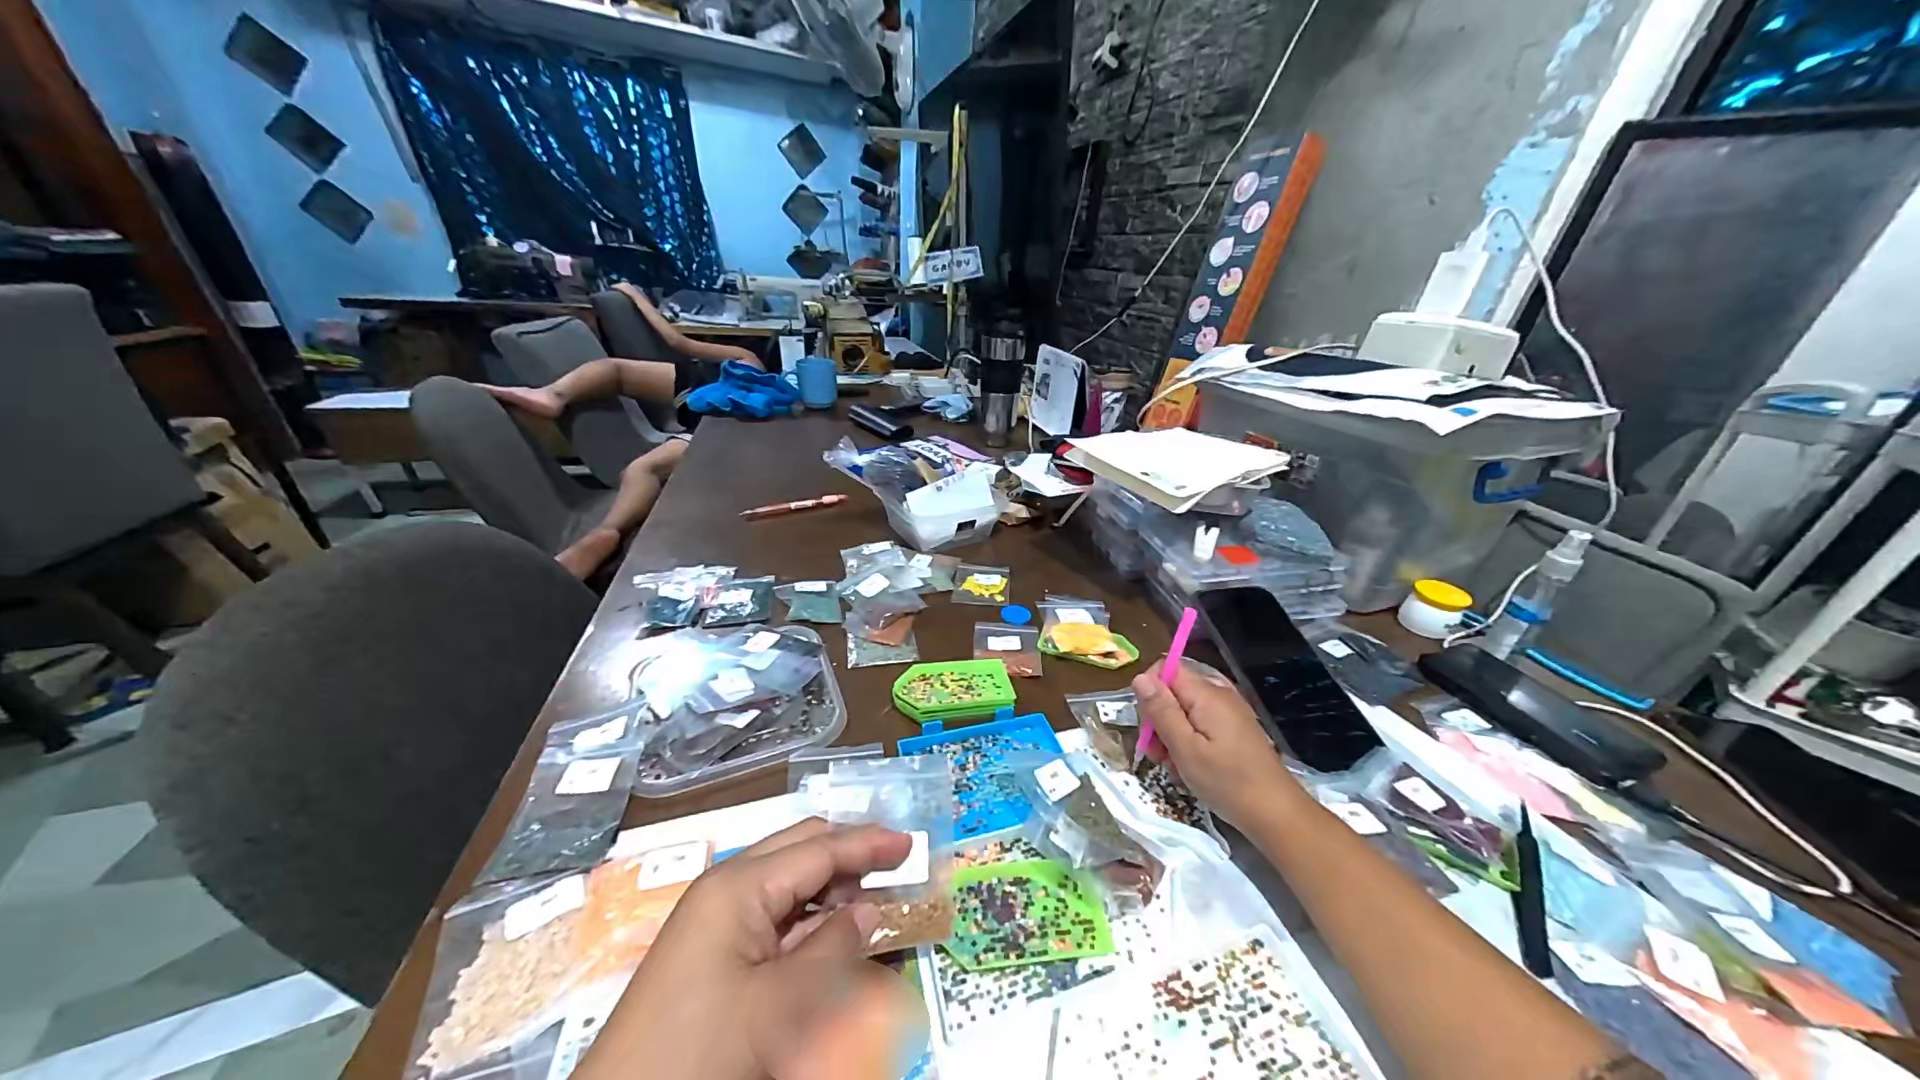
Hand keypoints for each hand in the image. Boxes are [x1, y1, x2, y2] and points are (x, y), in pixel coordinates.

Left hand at [579, 819, 923, 1079]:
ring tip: (873, 906)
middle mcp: (728, 889)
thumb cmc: (702, 1051)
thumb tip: (871, 911)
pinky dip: (809, 923)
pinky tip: (833, 937)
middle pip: (801, 852)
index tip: (911, 844)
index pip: (818, 848)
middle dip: (849, 856)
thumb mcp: (780, 1005)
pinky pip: (773, 920)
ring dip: (831, 892)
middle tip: (896, 870)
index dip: (867, 843)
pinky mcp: (714, 952)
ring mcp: (717, 920)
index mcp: (739, 886)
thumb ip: (833, 949)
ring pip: (789, 886)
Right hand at [1132, 659, 1298, 829]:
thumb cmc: (1226, 781)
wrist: (1276, 813)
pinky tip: (1189, 765)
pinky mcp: (1234, 728)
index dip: (1149, 691)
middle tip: (1157, 753)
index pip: (1165, 668)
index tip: (1148, 725)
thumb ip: (1161, 710)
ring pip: (1185, 709)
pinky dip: (1189, 740)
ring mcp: (1229, 711)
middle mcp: (1219, 694)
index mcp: (1206, 694)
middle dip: (1158, 717)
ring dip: (1171, 733)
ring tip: (1173, 764)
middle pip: (1174, 690)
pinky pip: (1201, 722)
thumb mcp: (1184, 748)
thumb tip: (1139, 677)